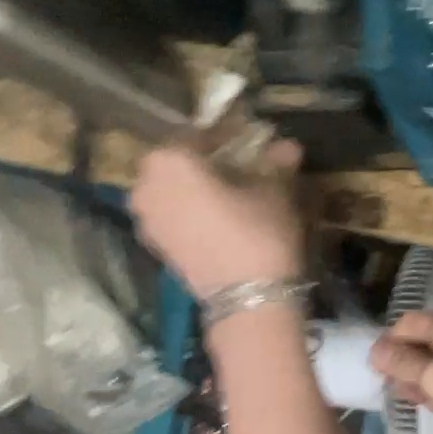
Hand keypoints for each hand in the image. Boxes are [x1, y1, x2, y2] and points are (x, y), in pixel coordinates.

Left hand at [131, 141, 306, 298]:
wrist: (249, 298)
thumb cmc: (260, 234)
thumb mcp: (275, 195)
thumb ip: (275, 165)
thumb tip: (288, 145)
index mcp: (170, 158)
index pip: (200, 136)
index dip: (229, 139)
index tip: (251, 145)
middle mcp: (145, 182)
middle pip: (180, 164)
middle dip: (208, 166)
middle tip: (241, 174)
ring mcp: (145, 216)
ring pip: (174, 192)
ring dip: (198, 192)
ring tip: (231, 202)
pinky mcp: (155, 245)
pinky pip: (173, 218)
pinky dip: (192, 216)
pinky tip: (219, 225)